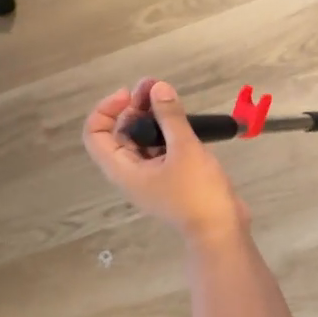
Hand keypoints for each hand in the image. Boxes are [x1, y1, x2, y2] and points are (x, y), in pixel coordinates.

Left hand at [84, 78, 246, 242]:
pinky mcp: (173, 179)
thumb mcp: (185, 150)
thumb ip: (170, 117)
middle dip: (135, 108)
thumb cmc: (197, 192)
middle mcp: (132, 173)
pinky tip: (183, 121)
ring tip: (170, 98)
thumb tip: (158, 87)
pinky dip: (168, 133)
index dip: (107, 109)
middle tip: (155, 87)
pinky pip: (162, 150)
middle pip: (121, 134)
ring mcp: (153, 177)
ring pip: (143, 141)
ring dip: (153, 118)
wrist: (221, 229)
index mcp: (123, 170)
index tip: (131, 95)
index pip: (96, 134)